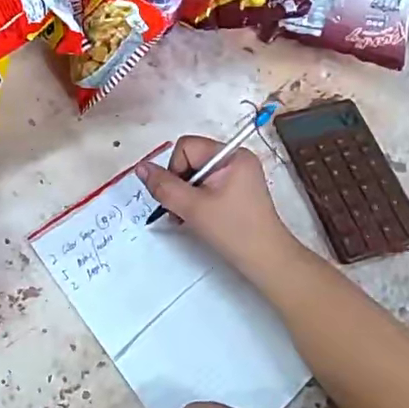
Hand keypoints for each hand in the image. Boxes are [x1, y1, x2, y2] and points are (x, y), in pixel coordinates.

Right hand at [135, 137, 297, 271]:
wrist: (267, 261)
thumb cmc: (234, 231)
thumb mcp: (192, 208)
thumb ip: (164, 186)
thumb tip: (141, 167)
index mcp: (231, 154)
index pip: (187, 147)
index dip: (175, 170)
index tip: (180, 197)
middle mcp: (237, 158)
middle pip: (191, 158)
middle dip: (180, 184)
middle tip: (181, 210)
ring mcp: (239, 174)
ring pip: (197, 173)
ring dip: (187, 194)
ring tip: (189, 217)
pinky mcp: (238, 189)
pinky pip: (208, 184)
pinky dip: (198, 199)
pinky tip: (199, 217)